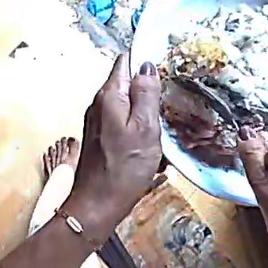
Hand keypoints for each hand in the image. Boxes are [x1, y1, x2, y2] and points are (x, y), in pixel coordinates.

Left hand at [64, 54, 162, 233]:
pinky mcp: (100, 138)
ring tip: (162, 123)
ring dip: (144, 111)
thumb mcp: (145, 128)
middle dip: (147, 88)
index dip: (146, 62)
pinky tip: (149, 143)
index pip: (126, 62)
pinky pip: (122, 122)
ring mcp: (97, 121)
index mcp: (109, 96)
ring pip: (125, 104)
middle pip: (126, 83)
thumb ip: (146, 94)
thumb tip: (146, 64)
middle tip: (170, 100)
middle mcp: (99, 104)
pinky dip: (137, 127)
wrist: (98, 205)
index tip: (167, 71)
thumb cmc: (125, 168)